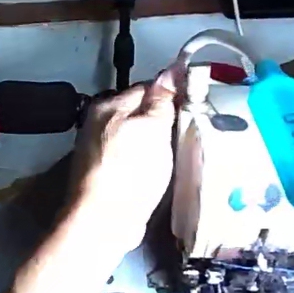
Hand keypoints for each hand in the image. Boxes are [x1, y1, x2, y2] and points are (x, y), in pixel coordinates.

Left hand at [68, 71, 174, 257]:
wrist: (104, 221)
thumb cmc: (129, 172)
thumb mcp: (153, 129)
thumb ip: (162, 100)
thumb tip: (172, 71)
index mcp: (109, 105)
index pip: (148, 87)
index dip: (173, 96)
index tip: (192, 107)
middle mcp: (100, 122)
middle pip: (142, 112)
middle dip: (164, 120)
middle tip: (186, 133)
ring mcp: (102, 149)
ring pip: (139, 135)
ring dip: (157, 143)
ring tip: (175, 155)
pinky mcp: (108, 173)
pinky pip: (134, 157)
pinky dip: (147, 162)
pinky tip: (158, 172)